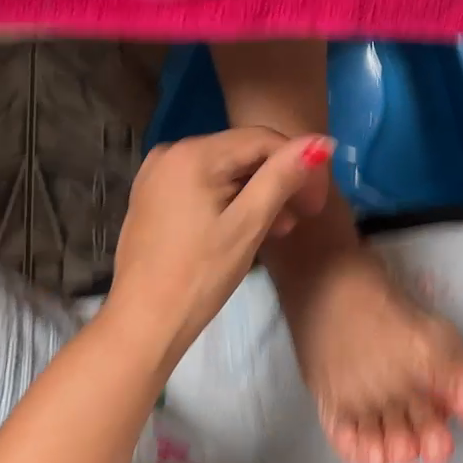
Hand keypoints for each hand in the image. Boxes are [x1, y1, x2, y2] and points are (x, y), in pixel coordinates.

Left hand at [104, 127, 334, 366]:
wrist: (142, 323)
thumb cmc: (200, 276)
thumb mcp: (248, 224)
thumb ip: (283, 176)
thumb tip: (320, 140)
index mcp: (193, 153)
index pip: (262, 139)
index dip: (299, 163)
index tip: (317, 201)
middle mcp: (172, 151)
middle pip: (242, 152)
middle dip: (277, 180)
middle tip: (302, 216)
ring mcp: (158, 173)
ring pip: (225, 170)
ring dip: (256, 193)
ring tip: (279, 229)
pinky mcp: (153, 195)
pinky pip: (203, 184)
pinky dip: (230, 199)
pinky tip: (247, 227)